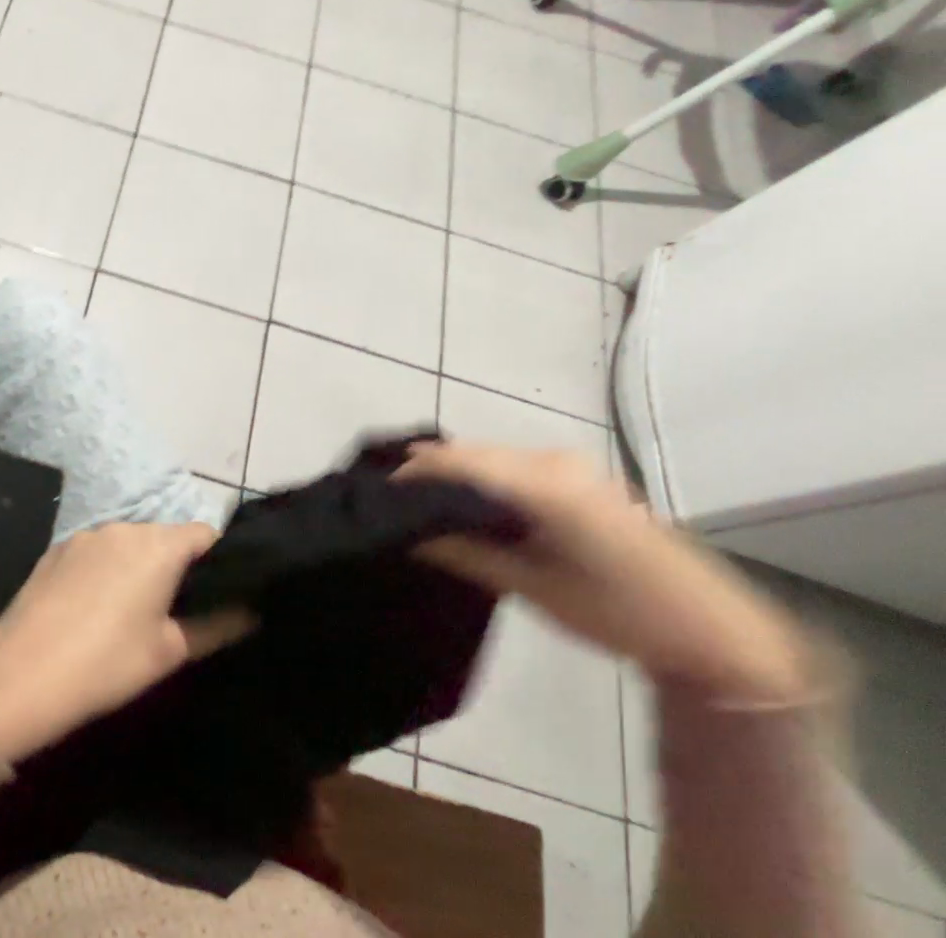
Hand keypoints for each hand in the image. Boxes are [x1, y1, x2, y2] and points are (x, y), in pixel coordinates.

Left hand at [0, 523, 256, 762]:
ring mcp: (82, 537)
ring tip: (132, 614)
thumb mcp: (171, 651)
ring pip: (126, 545)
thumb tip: (248, 612)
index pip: (205, 535)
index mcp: (157, 545)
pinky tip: (94, 610)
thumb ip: (216, 625)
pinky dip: (104, 572)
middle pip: (163, 537)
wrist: (23, 672)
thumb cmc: (109, 661)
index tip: (219, 594)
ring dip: (136, 568)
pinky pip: (94, 555)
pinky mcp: (53, 552)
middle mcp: (121, 528)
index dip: (220, 562)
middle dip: (175, 567)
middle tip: (177, 612)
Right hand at [395, 442, 809, 703]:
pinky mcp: (582, 483)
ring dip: (453, 477)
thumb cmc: (622, 614)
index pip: (458, 463)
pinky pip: (514, 471)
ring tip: (413, 507)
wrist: (714, 631)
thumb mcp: (534, 587)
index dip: (410, 475)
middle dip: (427, 473)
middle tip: (385, 504)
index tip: (372, 497)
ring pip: (491, 461)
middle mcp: (558, 463)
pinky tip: (462, 508)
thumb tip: (408, 534)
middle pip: (472, 455)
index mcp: (546, 486)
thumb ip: (467, 552)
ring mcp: (574, 469)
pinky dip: (482, 483)